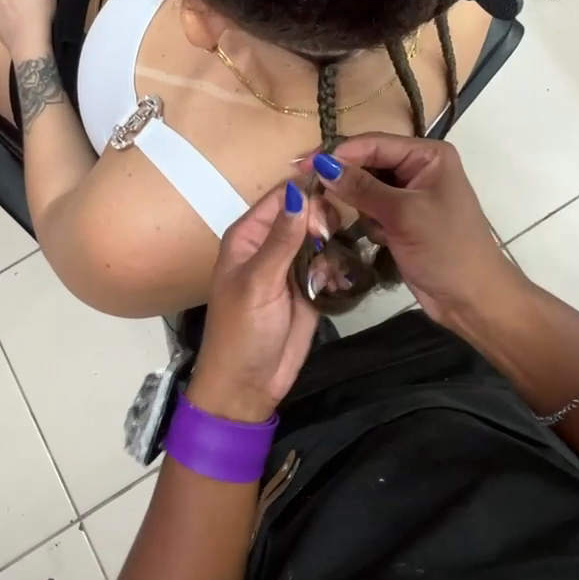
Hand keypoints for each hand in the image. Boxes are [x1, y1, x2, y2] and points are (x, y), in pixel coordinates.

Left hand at [187, 182, 320, 423]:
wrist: (248, 386)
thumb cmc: (241, 331)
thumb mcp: (259, 282)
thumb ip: (282, 238)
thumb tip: (299, 192)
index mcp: (249, 235)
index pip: (282, 196)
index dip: (307, 193)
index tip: (333, 198)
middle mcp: (271, 244)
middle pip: (307, 213)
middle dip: (324, 221)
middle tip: (328, 241)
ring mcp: (292, 265)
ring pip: (322, 237)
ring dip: (333, 245)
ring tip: (332, 263)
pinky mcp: (310, 287)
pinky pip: (330, 264)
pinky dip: (337, 268)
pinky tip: (335, 282)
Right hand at [311, 135, 530, 328]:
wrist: (473, 300)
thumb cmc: (446, 250)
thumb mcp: (403, 215)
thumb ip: (361, 188)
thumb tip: (322, 164)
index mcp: (428, 155)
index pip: (374, 144)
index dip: (339, 152)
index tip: (304, 163)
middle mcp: (419, 168)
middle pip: (368, 163)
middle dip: (347, 181)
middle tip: (313, 191)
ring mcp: (411, 195)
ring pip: (366, 188)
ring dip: (359, 206)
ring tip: (363, 224)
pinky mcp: (403, 219)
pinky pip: (372, 209)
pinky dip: (368, 222)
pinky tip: (380, 240)